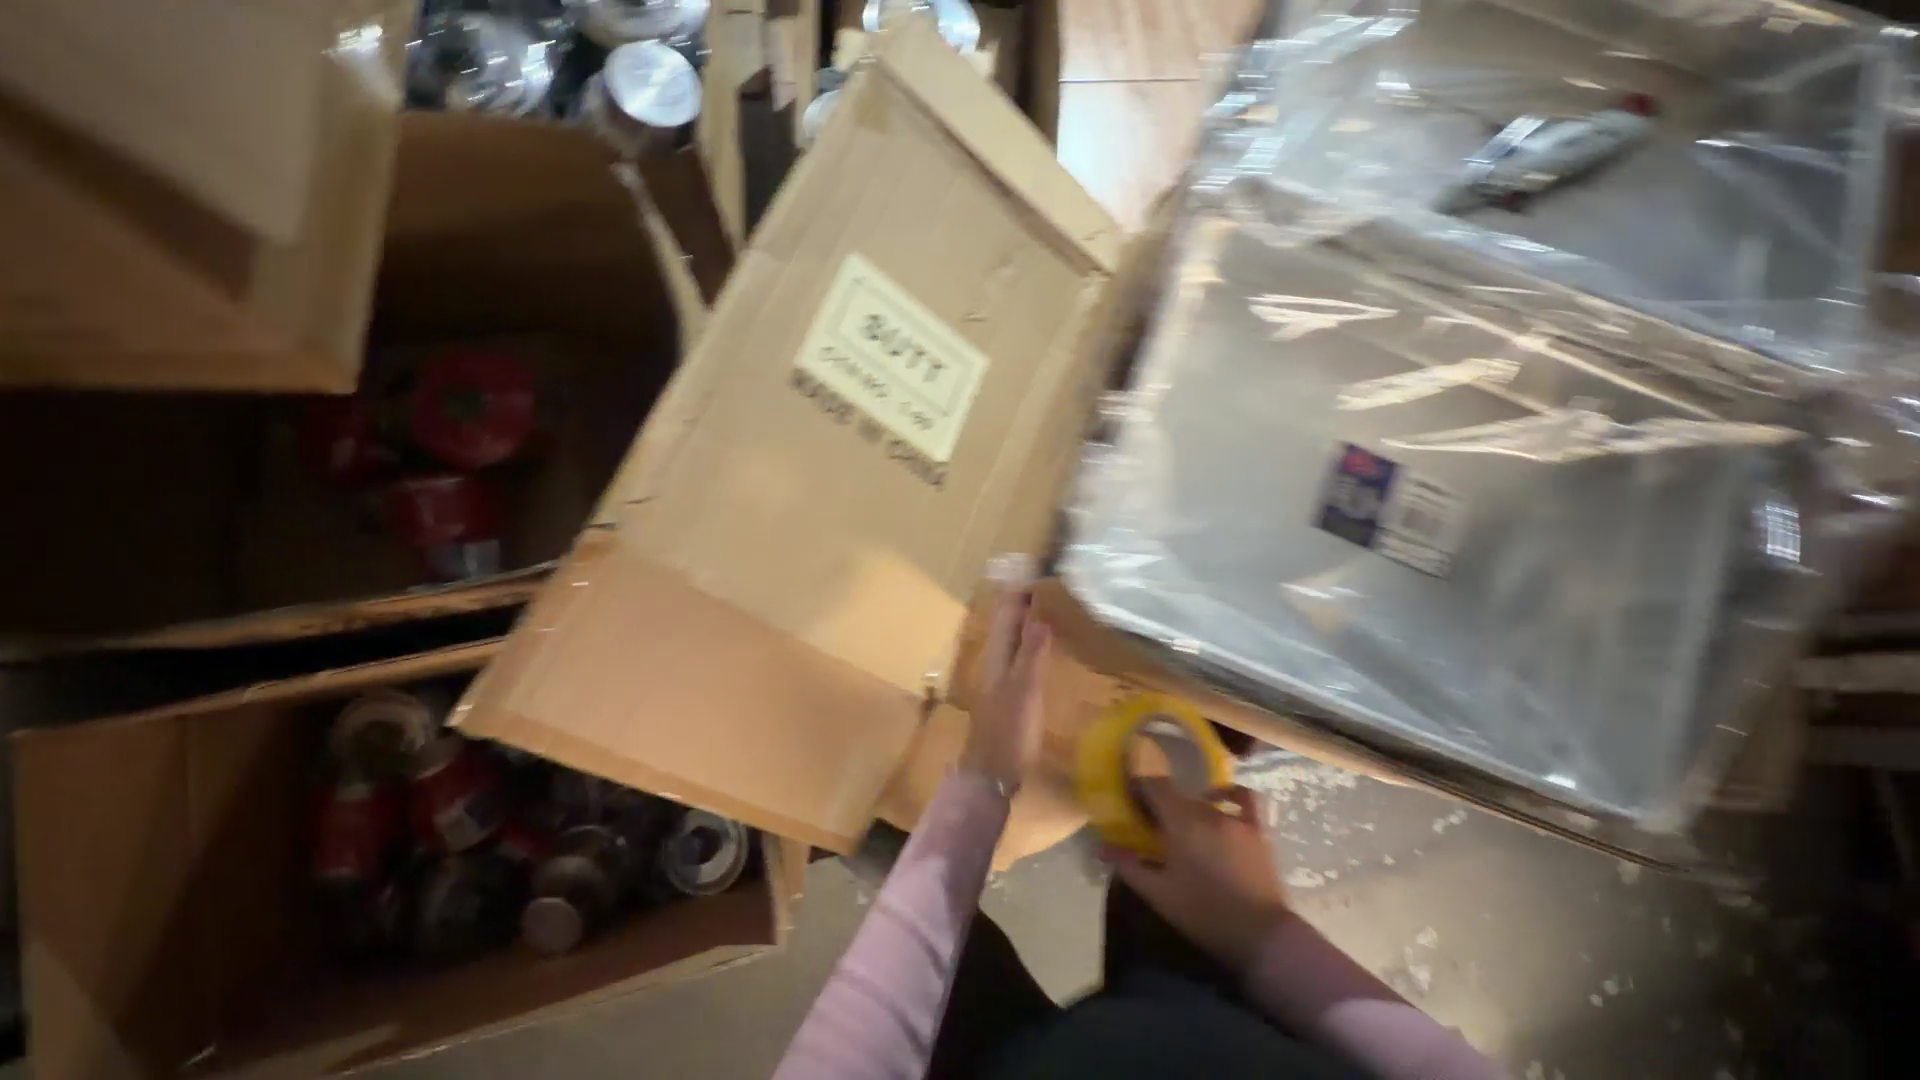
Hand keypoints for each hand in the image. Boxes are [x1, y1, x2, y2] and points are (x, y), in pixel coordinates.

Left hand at [959, 590, 1050, 791]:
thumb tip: (1039, 614)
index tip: (1037, 566)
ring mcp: (1001, 679)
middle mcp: (996, 662)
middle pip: (1009, 623)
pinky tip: (1043, 647)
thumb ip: (1031, 654)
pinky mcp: (1010, 694)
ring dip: (1028, 621)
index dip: (1020, 590)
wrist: (991, 773)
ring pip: (1014, 639)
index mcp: (997, 656)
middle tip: (1047, 580)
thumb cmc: (1008, 732)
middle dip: (1024, 601)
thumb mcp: (1024, 691)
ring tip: (1048, 604)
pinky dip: (1032, 643)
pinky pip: (1021, 657)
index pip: (1007, 613)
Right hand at [1104, 779, 1291, 972]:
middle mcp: (1207, 812)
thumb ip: (1128, 865)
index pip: (1154, 785)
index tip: (1128, 799)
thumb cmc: (1203, 913)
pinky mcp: (1257, 830)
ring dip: (1188, 808)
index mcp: (1181, 822)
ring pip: (1204, 802)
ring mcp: (1236, 819)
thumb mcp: (1158, 893)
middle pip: (1178, 794)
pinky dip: (1229, 794)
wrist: (1261, 935)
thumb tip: (1101, 847)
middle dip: (1160, 803)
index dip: (1139, 786)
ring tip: (1182, 825)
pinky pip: (1245, 799)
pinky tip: (1219, 801)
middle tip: (1150, 824)